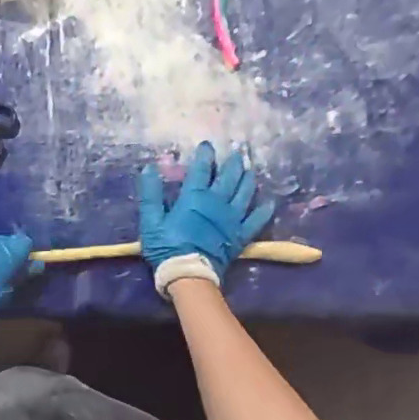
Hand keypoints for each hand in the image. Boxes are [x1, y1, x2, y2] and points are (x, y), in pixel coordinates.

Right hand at [139, 142, 275, 295]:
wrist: (188, 273)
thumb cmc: (166, 246)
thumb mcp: (150, 220)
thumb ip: (151, 194)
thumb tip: (150, 168)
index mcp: (194, 198)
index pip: (201, 170)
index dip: (204, 156)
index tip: (207, 145)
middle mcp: (217, 203)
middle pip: (229, 178)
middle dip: (233, 163)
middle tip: (238, 152)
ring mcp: (232, 219)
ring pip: (245, 194)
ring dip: (248, 179)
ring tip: (250, 169)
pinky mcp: (240, 235)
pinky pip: (256, 220)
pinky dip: (263, 211)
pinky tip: (268, 203)